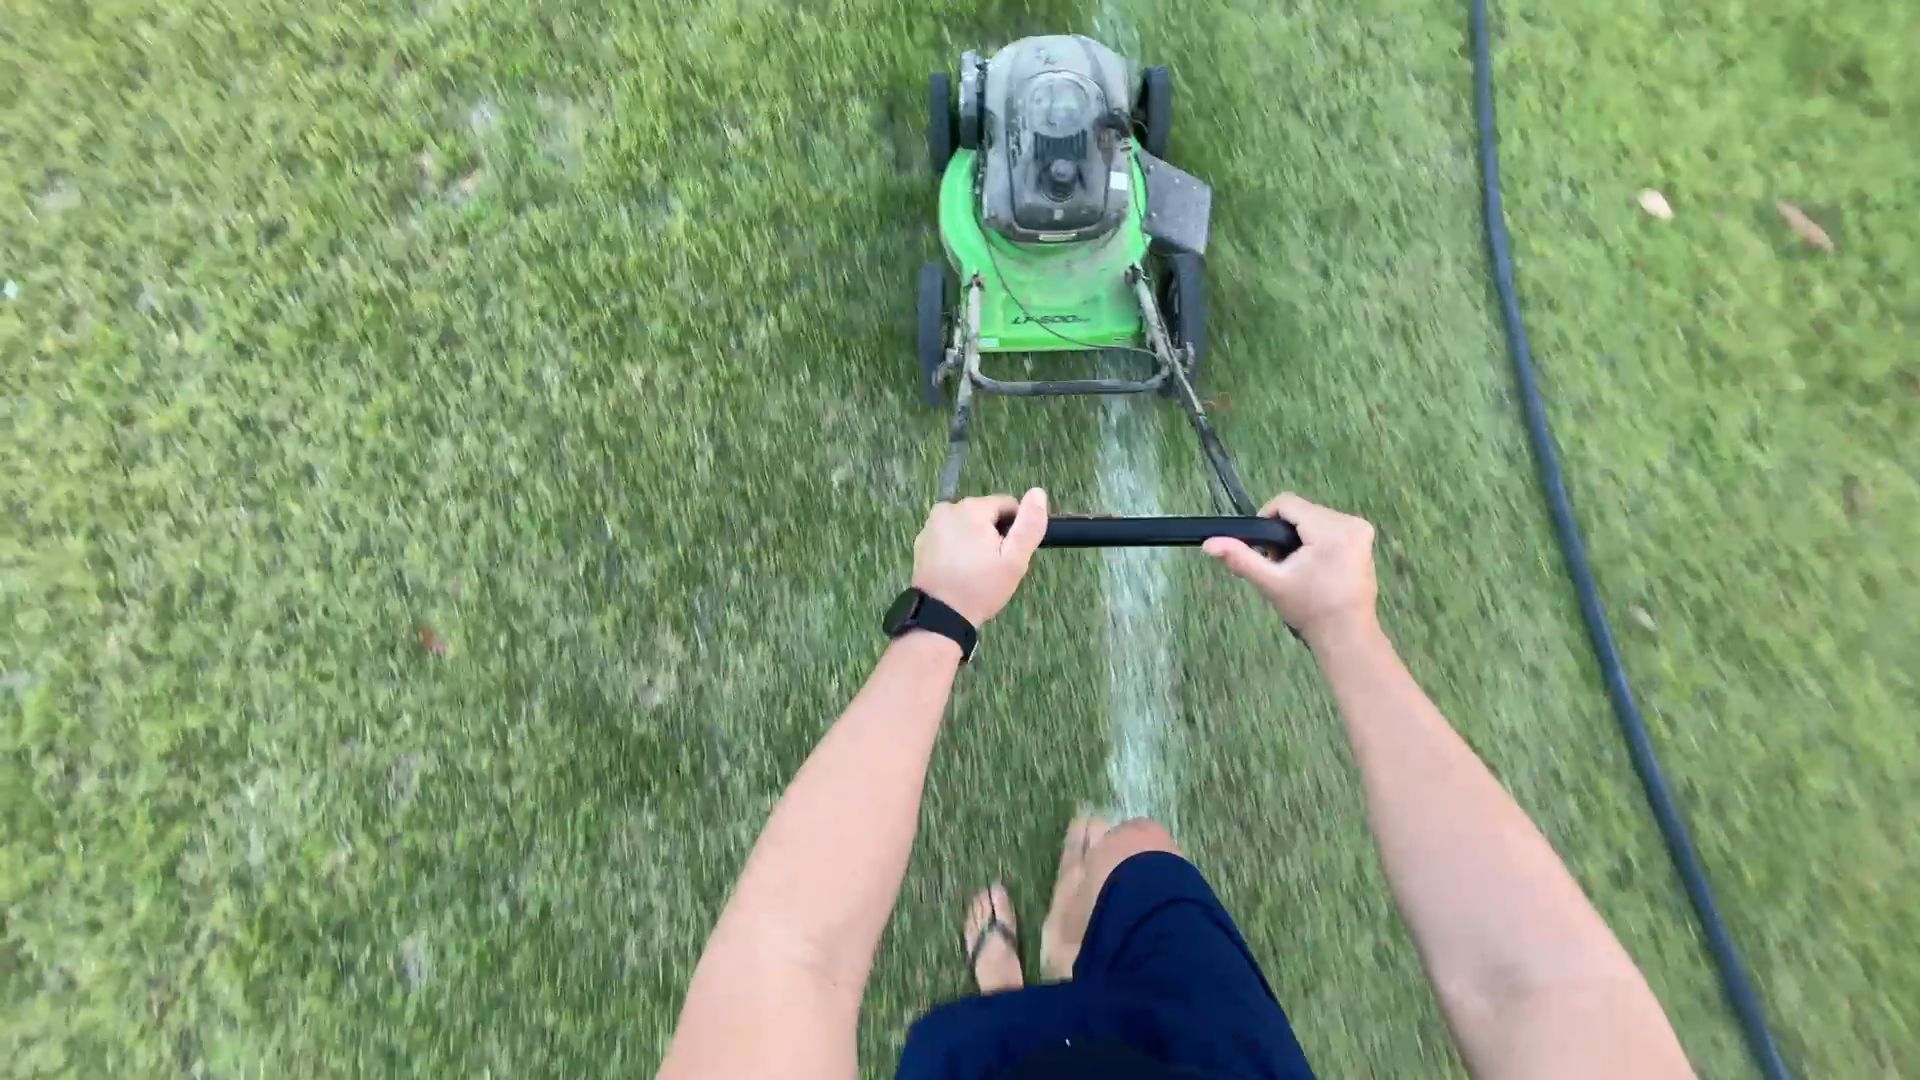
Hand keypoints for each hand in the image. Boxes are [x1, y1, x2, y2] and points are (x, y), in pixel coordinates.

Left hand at [911, 489, 1048, 625]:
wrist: (941, 616)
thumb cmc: (981, 587)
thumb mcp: (1014, 560)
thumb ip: (1029, 525)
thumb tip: (1038, 493)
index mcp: (971, 508)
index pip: (1007, 506)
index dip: (1014, 530)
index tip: (1009, 555)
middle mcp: (947, 508)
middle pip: (984, 515)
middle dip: (993, 535)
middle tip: (993, 566)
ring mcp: (930, 525)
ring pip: (966, 526)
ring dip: (974, 541)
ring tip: (975, 570)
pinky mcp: (921, 542)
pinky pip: (949, 537)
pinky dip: (956, 548)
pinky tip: (958, 571)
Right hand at [1202, 493, 1377, 640]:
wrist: (1346, 634)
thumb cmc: (1309, 609)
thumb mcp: (1271, 582)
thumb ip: (1240, 558)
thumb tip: (1208, 543)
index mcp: (1331, 529)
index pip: (1287, 503)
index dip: (1266, 520)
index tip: (1264, 549)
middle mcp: (1350, 522)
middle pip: (1300, 511)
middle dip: (1283, 533)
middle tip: (1280, 564)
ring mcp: (1360, 530)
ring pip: (1313, 518)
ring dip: (1298, 536)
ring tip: (1295, 566)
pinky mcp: (1363, 538)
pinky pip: (1328, 526)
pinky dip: (1314, 540)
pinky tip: (1313, 565)